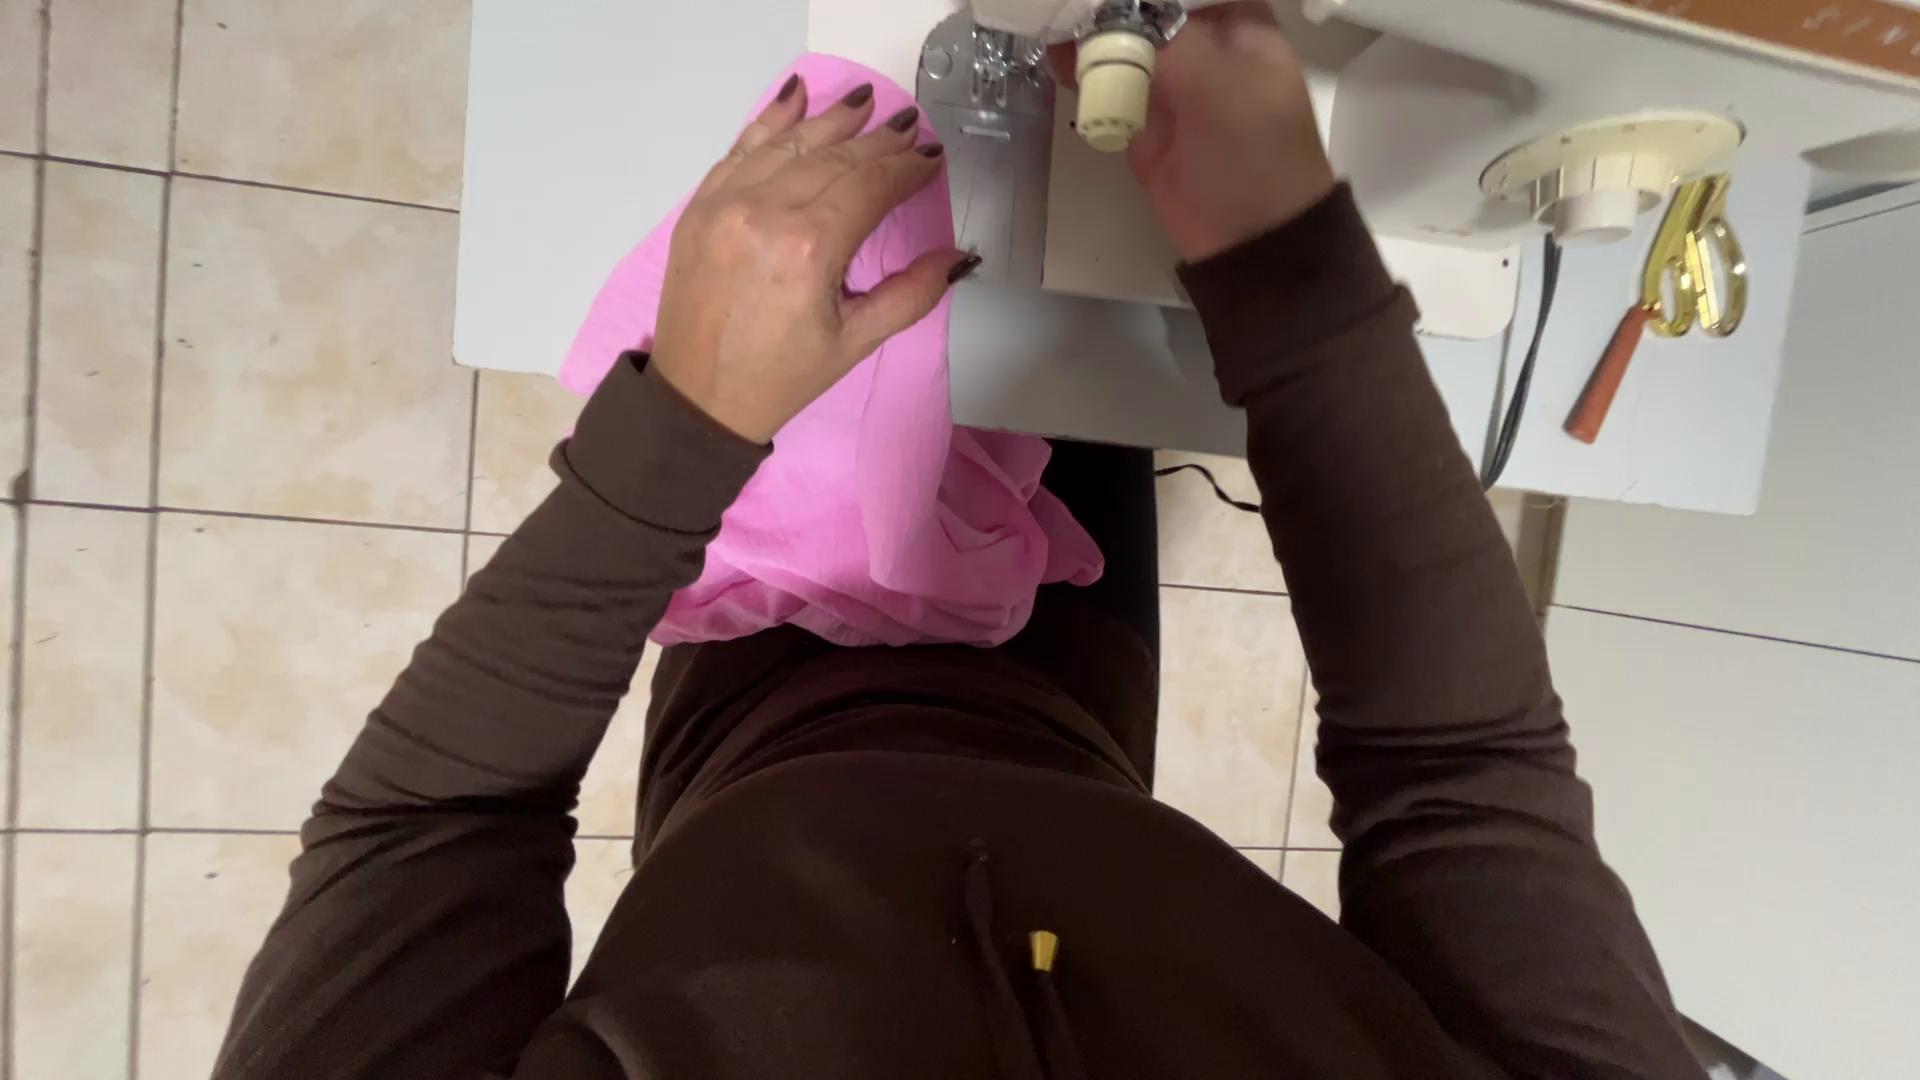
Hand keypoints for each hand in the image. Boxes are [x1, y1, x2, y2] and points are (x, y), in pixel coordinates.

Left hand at [650, 79, 974, 443]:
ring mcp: (726, 203)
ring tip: (865, 104)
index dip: (904, 168)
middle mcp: (766, 212)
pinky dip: (772, 120)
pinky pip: (741, 147)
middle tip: (908, 127)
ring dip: (832, 120)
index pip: (868, 186)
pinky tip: (797, 96)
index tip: (930, 156)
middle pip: (834, 158)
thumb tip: (958, 258)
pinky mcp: (700, 206)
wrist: (700, 398)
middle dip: (877, 141)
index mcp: (809, 249)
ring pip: (790, 143)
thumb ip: (910, 295)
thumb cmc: (782, 378)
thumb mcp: (855, 343)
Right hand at [1051, 3, 1335, 261]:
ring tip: (1052, 26)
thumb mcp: (1218, 86)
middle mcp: (1204, 51)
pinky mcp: (1148, 134)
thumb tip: (1113, 14)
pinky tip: (1059, 65)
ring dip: (1092, 41)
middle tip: (1063, 3)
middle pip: (1150, 15)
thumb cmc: (1254, 156)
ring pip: (1126, 53)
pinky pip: (1113, 97)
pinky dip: (1088, 83)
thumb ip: (1168, 43)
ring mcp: (1174, 94)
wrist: (1249, 242)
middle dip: (1110, 10)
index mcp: (1236, 25)